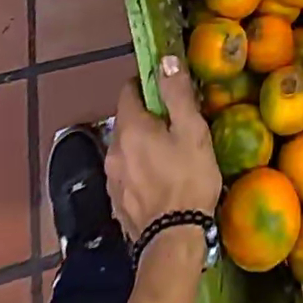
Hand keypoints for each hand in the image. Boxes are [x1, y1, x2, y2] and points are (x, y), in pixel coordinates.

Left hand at [105, 55, 222, 240]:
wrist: (172, 242)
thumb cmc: (187, 179)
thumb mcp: (191, 130)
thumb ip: (177, 93)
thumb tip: (165, 60)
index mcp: (129, 127)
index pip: (128, 89)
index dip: (147, 83)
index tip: (168, 88)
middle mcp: (112, 149)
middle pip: (127, 118)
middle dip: (148, 114)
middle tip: (176, 121)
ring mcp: (111, 178)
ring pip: (126, 146)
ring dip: (143, 142)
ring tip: (171, 151)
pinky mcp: (116, 201)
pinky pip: (126, 171)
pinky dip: (140, 167)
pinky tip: (161, 178)